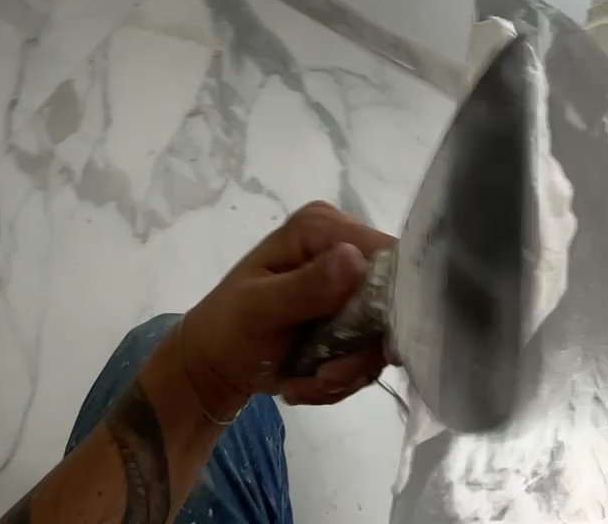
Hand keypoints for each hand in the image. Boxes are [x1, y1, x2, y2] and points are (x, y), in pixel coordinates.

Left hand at [178, 201, 394, 413]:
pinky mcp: (352, 310)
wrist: (215, 363)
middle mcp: (343, 243)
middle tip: (323, 376)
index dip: (390, 302)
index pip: (385, 252)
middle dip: (360, 350)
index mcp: (320, 227)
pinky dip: (343, 375)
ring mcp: (349, 279)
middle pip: (392, 298)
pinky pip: (370, 349)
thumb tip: (355, 259)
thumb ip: (307, 287)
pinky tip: (309, 378)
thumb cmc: (229, 330)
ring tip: (307, 381)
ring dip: (348, 370)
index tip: (365, 350)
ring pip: (383, 332)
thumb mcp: (261, 309)